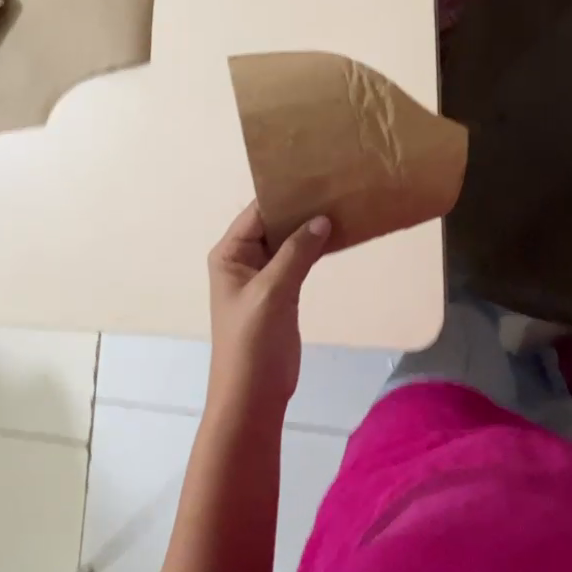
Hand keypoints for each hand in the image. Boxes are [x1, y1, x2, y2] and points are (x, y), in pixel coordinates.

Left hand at [205, 201, 329, 418]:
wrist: (253, 395)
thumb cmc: (252, 341)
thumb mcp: (272, 292)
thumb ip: (296, 253)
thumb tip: (322, 219)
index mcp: (229, 253)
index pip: (257, 212)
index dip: (283, 195)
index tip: (315, 176)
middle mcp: (243, 259)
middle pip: (273, 224)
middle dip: (301, 209)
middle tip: (335, 186)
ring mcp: (262, 277)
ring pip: (288, 242)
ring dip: (310, 229)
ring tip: (341, 205)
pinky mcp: (280, 293)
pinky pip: (298, 261)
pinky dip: (315, 250)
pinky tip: (338, 237)